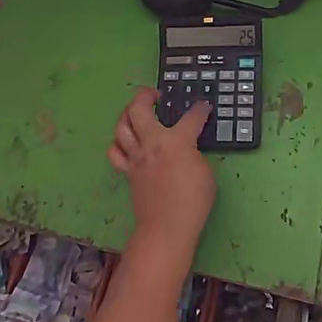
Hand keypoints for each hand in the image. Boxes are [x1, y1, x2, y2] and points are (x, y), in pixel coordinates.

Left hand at [107, 87, 214, 250]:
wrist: (167, 226)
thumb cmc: (193, 200)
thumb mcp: (205, 171)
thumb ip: (194, 153)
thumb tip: (187, 149)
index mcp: (177, 141)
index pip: (191, 117)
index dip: (200, 110)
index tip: (204, 107)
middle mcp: (152, 143)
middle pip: (138, 109)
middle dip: (145, 96)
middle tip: (154, 94)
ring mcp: (136, 157)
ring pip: (121, 126)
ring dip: (127, 114)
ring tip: (135, 112)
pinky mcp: (128, 171)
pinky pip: (115, 151)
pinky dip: (118, 142)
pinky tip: (126, 142)